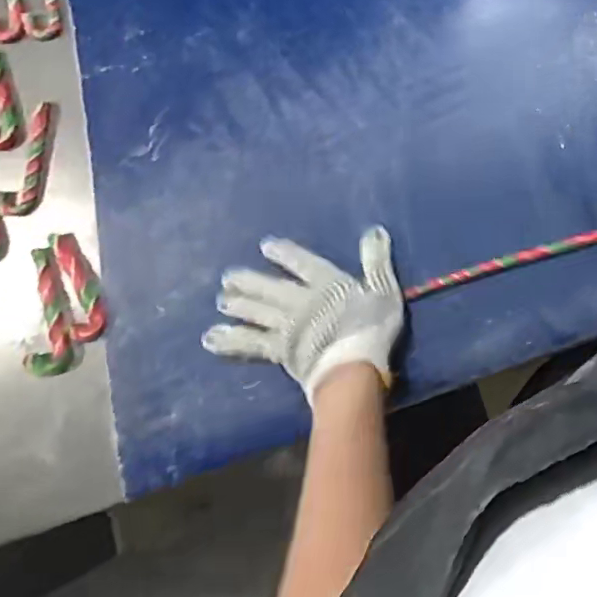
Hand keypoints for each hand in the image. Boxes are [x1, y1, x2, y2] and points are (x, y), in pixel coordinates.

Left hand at [203, 227, 402, 402]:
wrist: (353, 366)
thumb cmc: (374, 327)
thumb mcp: (383, 289)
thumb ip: (377, 261)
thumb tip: (375, 230)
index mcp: (328, 283)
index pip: (303, 264)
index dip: (286, 254)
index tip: (266, 247)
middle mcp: (302, 301)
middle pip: (272, 288)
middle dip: (251, 283)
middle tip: (228, 278)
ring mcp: (287, 327)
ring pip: (258, 312)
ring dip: (239, 306)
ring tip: (222, 301)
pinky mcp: (280, 351)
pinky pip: (251, 343)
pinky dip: (231, 340)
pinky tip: (212, 338)